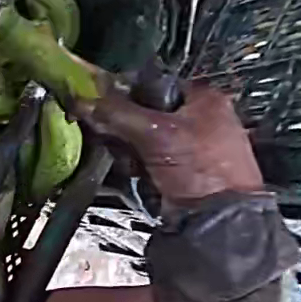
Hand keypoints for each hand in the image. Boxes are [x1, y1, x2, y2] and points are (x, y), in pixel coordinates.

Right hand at [76, 83, 263, 206]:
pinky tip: (138, 171)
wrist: (218, 218)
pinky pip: (145, 156)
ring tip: (131, 161)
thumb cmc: (202, 168)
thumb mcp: (155, 133)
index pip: (151, 83)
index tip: (103, 105)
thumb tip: (83, 101)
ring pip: (140, 135)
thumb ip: (116, 114)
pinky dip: (136, 163)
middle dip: (124, 127)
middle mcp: (197, 116)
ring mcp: (188, 144)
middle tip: (116, 137)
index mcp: (203, 97)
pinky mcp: (179, 167)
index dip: (124, 93)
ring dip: (127, 148)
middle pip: (142, 111)